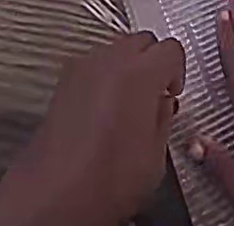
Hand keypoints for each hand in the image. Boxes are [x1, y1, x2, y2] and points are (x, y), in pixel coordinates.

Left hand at [0, 31, 185, 225]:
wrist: (56, 191)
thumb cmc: (103, 179)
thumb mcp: (155, 156)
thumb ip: (164, 117)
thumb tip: (163, 104)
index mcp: (141, 73)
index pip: (170, 49)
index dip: (177, 69)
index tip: (173, 89)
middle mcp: (112, 59)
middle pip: (143, 40)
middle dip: (153, 62)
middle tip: (156, 93)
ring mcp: (85, 64)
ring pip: (117, 48)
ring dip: (128, 66)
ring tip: (128, 104)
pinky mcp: (66, 76)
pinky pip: (94, 62)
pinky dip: (104, 74)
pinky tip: (104, 108)